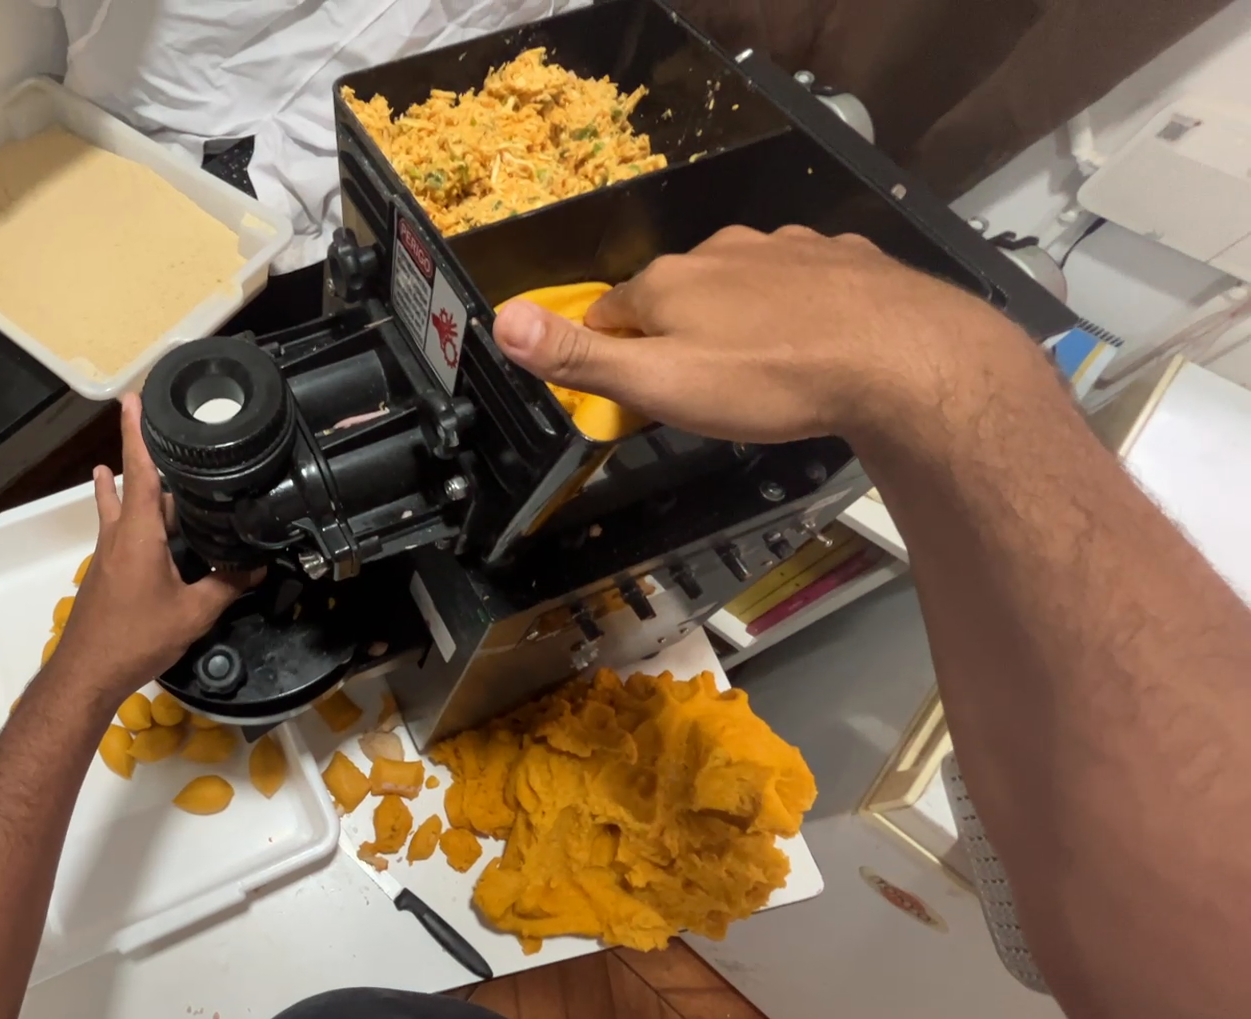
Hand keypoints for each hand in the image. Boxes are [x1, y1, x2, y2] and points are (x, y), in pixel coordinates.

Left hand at [47, 393, 255, 707]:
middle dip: (151, 462)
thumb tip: (255, 568)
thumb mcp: (193, 613)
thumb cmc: (137, 637)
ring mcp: (109, 553)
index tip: (132, 400)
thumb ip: (226, 586)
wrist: (88, 672)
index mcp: (139, 533)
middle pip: (135, 486)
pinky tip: (144, 529)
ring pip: (123, 508)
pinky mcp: (107, 571)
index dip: (137, 434)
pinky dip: (135, 519)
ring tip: (130, 466)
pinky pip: (123, 532)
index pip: (140, 471)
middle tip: (175, 443)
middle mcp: (120, 535)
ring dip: (132, 487)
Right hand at [490, 225, 1048, 446]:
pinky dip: (784, 305)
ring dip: (725, 317)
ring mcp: (783, 247)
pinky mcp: (840, 255)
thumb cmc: (762, 380)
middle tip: (689, 385)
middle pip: (668, 295)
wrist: (904, 362)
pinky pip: (791, 279)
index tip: (626, 385)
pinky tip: (804, 338)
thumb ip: (576, 356)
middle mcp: (717, 251)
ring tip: (750, 366)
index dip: (608, 349)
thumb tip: (501, 320)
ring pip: (730, 284)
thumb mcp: (653, 382)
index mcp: (664, 282)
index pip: (608, 311)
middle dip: (667, 332)